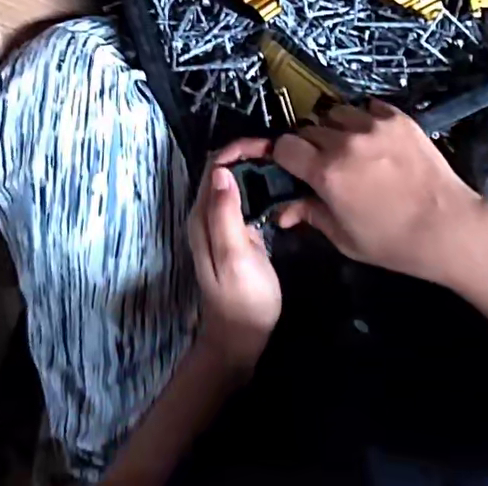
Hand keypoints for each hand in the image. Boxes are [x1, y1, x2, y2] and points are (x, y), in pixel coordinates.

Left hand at [187, 139, 282, 372]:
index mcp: (202, 216)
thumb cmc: (242, 300)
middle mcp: (206, 214)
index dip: (239, 149)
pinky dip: (258, 184)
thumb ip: (225, 214)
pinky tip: (279, 185)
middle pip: (222, 168)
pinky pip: (243, 196)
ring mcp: (220, 223)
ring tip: (285, 163)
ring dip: (254, 166)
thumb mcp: (235, 256)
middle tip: (283, 153)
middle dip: (248, 153)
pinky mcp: (235, 231)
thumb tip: (220, 170)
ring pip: (233, 180)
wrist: (241, 340)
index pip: (214, 165)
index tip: (270, 147)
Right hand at [273, 100, 487, 286]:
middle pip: (308, 128)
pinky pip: (367, 107)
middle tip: (325, 163)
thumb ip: (310, 214)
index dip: (283, 155)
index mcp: (326, 173)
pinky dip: (364, 119)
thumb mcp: (344, 237)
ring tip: (350, 147)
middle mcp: (344, 142)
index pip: (284, 145)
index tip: (293, 166)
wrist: (450, 227)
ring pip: (336, 113)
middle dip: (310, 145)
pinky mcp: (396, 117)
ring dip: (336, 128)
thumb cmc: (393, 242)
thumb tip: (281, 211)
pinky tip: (374, 138)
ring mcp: (372, 125)